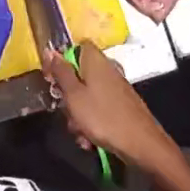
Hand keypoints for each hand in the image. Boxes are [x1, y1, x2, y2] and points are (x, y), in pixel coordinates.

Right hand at [44, 43, 178, 175]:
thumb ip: (61, 72)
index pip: (77, 47)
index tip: (51, 77)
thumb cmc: (102, 117)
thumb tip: (50, 50)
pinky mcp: (121, 105)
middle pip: (79, 74)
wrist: (139, 143)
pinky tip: (89, 138)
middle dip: (68, 94)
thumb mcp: (73, 95)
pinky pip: (98, 108)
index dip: (61, 59)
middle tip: (65, 109)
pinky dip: (91, 121)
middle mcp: (108, 70)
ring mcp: (116, 88)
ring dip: (77, 113)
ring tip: (79, 131)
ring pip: (86, 95)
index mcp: (96, 62)